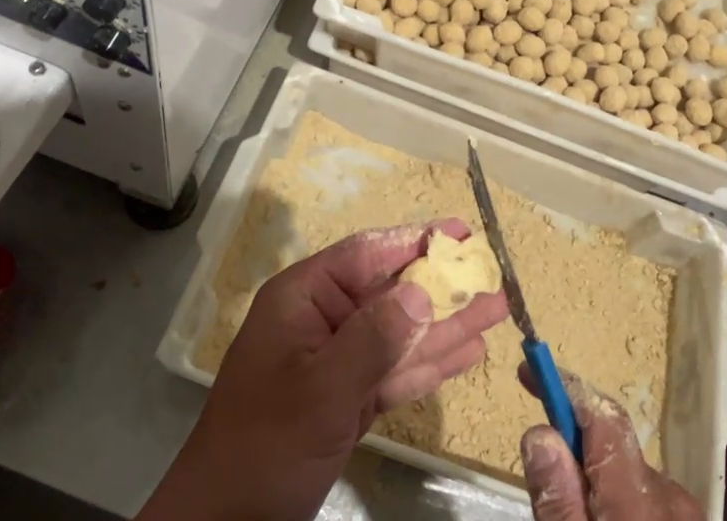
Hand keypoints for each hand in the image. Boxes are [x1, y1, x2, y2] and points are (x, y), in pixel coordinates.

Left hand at [139, 220, 508, 520]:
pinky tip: (469, 350)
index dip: (414, 241)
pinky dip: (431, 363)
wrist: (229, 518)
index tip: (459, 235)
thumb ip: (372, 340)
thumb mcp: (319, 390)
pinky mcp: (349, 397)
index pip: (366, 256)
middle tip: (492, 272)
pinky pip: (397, 371)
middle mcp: (323, 320)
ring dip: (448, 323)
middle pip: (390, 292)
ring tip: (497, 307)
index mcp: (303, 299)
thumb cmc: (266, 445)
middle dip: (442, 285)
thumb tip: (421, 293)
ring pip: (402, 333)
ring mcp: (337, 361)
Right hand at [519, 368, 703, 520]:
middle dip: (575, 442)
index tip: (529, 368)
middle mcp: (672, 496)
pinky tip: (601, 517)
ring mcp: (689, 514)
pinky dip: (619, 499)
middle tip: (538, 465)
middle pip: (614, 447)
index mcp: (639, 499)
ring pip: (629, 475)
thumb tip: (540, 431)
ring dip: (597, 476)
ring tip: (569, 508)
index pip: (605, 417)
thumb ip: (558, 500)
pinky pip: (647, 499)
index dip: (566, 387)